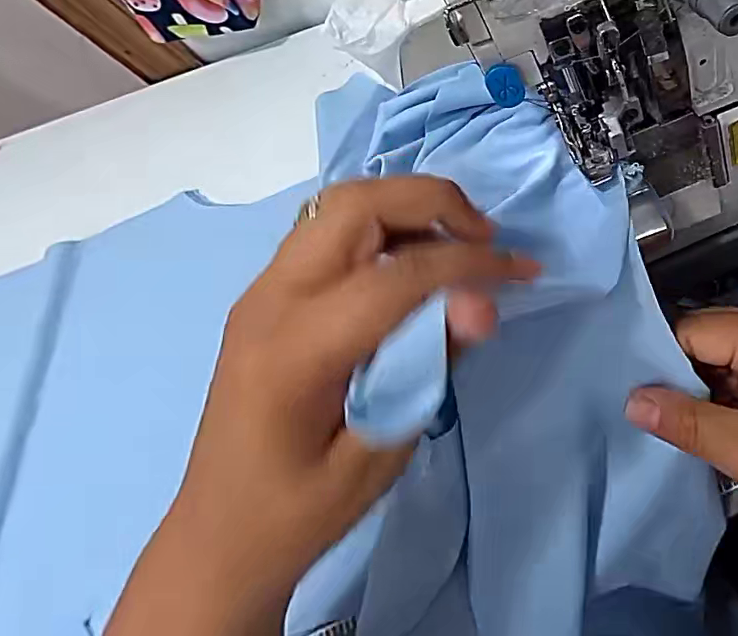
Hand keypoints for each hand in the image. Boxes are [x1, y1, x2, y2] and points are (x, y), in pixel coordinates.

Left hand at [109, 176, 538, 635]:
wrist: (216, 537)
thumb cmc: (299, 512)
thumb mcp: (377, 456)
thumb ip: (430, 370)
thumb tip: (484, 305)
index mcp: (295, 349)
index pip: (397, 275)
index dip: (467, 264)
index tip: (521, 271)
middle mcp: (272, 298)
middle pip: (358, 204)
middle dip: (434, 202)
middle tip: (484, 239)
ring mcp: (265, 286)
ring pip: (343, 201)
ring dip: (409, 205)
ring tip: (458, 241)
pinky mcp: (270, 287)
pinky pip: (333, 225)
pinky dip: (385, 220)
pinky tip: (415, 257)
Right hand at [628, 311, 737, 635]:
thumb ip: (689, 423)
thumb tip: (631, 400)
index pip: (691, 331)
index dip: (660, 363)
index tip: (633, 396)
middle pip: (704, 341)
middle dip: (678, 379)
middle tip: (647, 416)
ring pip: (720, 362)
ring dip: (701, 394)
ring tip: (670, 427)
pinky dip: (723, 402)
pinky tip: (708, 431)